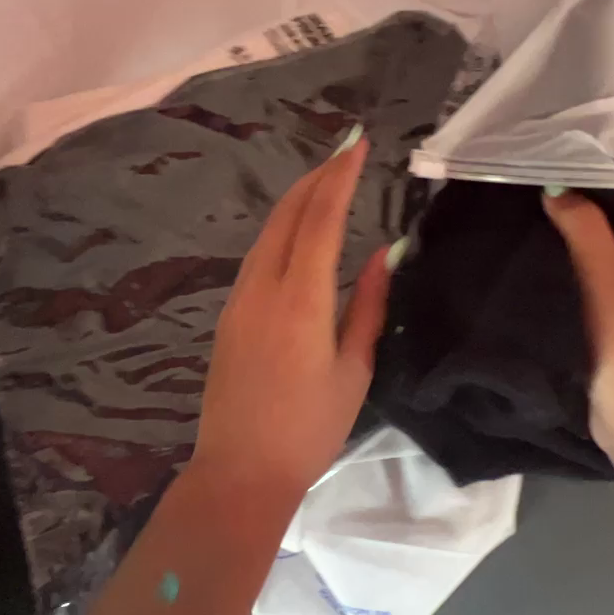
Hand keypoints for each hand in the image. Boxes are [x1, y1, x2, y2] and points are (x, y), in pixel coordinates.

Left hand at [190, 128, 391, 499]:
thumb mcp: (353, 369)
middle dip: (316, 177)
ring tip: (326, 182)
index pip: (321, 219)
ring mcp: (239, 298)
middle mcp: (264, 287)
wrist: (240, 470)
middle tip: (345, 153)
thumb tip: (384, 253)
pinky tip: (298, 232)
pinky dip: (282, 230)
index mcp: (301, 299)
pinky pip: (257, 255)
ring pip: (268, 232)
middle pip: (288, 215)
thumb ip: (369, 305)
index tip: (357, 144)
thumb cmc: (309, 428)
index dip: (339, 176)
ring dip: (297, 201)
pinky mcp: (229, 314)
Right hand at [543, 189, 613, 497]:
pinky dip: (599, 254)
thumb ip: (585, 231)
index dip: (600, 170)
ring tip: (547, 213)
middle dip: (593, 195)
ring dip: (594, 225)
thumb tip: (559, 188)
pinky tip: (567, 255)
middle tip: (541, 183)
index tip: (553, 159)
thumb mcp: (605, 285)